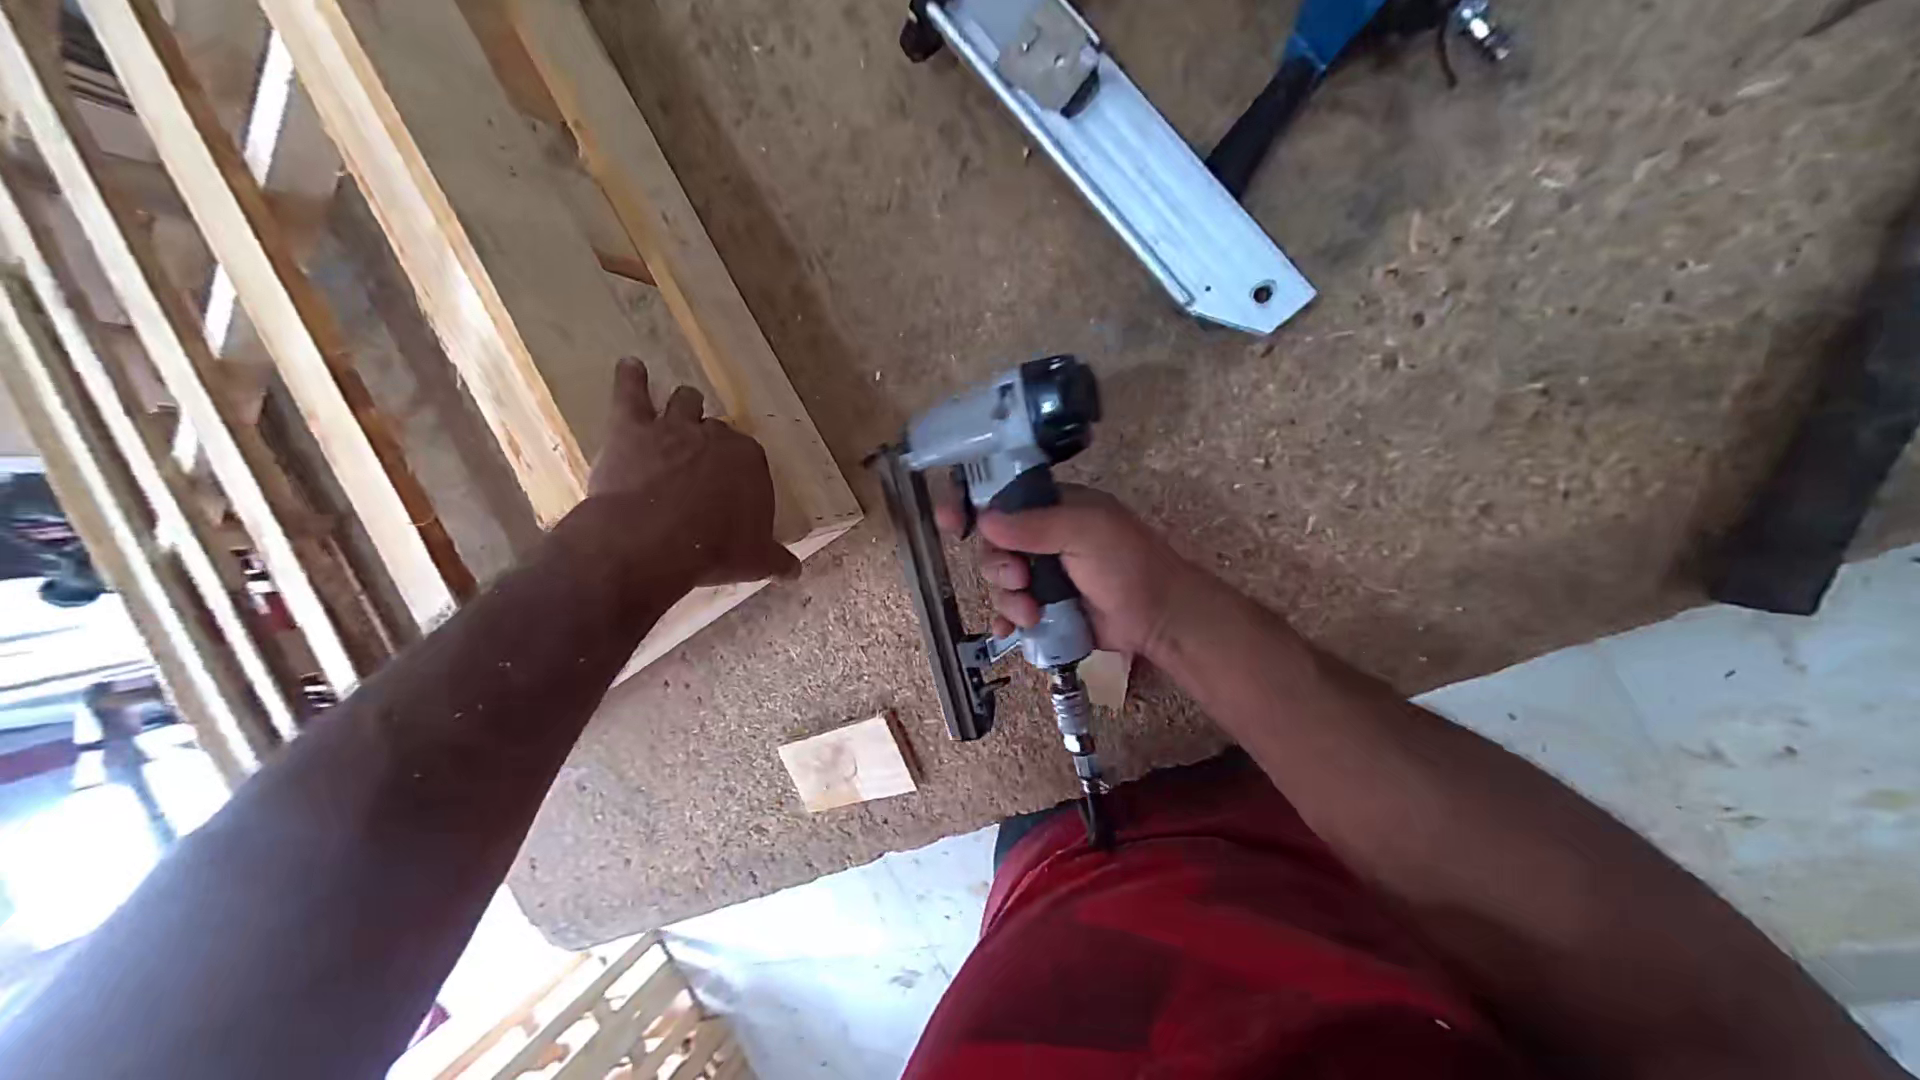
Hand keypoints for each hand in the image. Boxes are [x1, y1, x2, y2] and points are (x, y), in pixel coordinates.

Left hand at [586, 358, 797, 586]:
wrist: (654, 540)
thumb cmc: (713, 549)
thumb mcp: (754, 560)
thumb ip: (776, 560)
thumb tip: (795, 571)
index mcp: (750, 462)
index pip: (750, 459)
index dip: (741, 472)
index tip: (734, 487)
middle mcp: (716, 437)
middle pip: (718, 430)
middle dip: (714, 440)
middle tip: (706, 456)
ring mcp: (673, 428)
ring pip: (684, 402)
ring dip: (685, 403)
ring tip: (684, 402)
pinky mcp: (631, 428)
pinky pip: (631, 394)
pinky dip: (631, 378)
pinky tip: (631, 365)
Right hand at [938, 484, 1197, 660]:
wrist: (1158, 617)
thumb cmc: (1128, 563)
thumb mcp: (1086, 531)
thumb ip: (1035, 525)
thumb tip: (985, 519)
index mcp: (1053, 508)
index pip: (1002, 497)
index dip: (972, 505)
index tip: (950, 520)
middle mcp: (1042, 538)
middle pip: (993, 546)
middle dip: (998, 565)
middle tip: (1020, 578)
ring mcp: (1042, 575)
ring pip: (999, 582)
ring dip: (1008, 598)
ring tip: (1033, 611)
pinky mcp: (1045, 607)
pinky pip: (1010, 611)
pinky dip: (1006, 621)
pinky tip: (1010, 631)